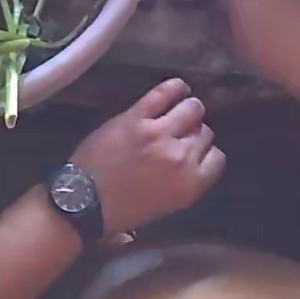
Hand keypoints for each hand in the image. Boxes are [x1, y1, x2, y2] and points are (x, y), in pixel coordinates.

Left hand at [70, 78, 224, 233]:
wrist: (81, 203)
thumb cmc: (123, 211)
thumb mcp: (168, 205)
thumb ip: (187, 179)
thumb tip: (195, 156)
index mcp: (190, 184)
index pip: (218, 158)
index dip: (207, 153)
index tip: (196, 152)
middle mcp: (180, 158)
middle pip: (205, 133)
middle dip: (196, 133)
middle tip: (181, 135)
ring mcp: (158, 134)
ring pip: (192, 109)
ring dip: (190, 110)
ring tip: (180, 112)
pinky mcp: (136, 118)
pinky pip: (164, 93)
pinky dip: (175, 87)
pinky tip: (178, 89)